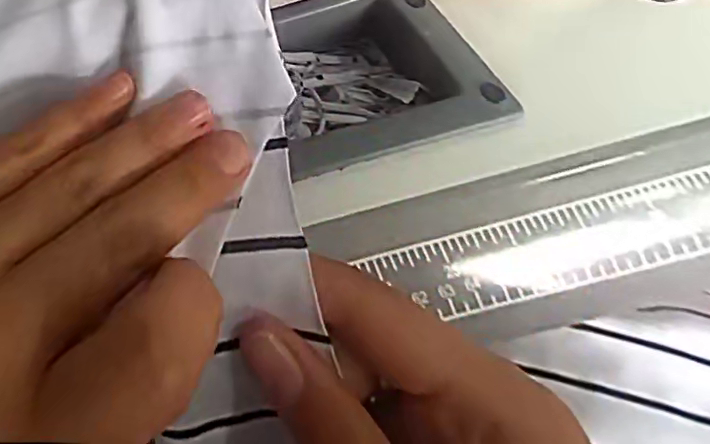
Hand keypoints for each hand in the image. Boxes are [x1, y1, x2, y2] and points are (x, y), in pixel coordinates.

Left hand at [0, 71, 253, 443]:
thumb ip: (119, 389)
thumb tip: (171, 284)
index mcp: (37, 432)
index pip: (154, 340)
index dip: (194, 296)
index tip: (204, 273)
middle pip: (119, 235)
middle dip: (189, 182)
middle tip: (236, 143)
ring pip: (74, 179)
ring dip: (143, 138)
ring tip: (194, 107)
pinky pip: (10, 152)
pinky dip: (69, 119)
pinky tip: (112, 93)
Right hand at [239, 256, 586, 443]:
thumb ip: (332, 420)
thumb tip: (257, 331)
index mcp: (490, 390)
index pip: (370, 301)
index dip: (294, 286)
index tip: (223, 290)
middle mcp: (480, 391)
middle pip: (364, 334)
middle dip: (292, 341)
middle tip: (219, 349)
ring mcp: (466, 423)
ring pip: (362, 372)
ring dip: (304, 380)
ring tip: (240, 381)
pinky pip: (375, 410)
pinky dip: (329, 415)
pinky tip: (285, 419)